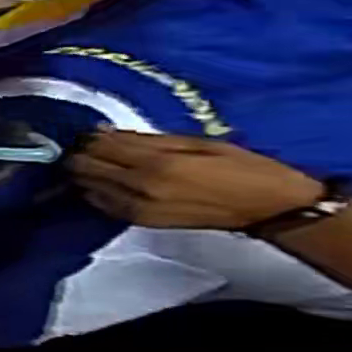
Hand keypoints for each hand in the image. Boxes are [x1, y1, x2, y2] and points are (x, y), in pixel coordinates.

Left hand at [69, 131, 323, 229]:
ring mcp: (133, 206)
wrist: (272, 209)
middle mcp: (138, 186)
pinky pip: (97, 201)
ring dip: (83, 172)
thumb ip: (147, 139)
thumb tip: (105, 132)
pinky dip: (93, 189)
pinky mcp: (135, 220)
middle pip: (82, 167)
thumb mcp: (199, 143)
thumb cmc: (244, 169)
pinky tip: (106, 181)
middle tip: (90, 147)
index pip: (99, 147)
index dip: (89, 138)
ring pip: (83, 184)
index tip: (92, 133)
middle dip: (79, 154)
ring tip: (97, 163)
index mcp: (158, 163)